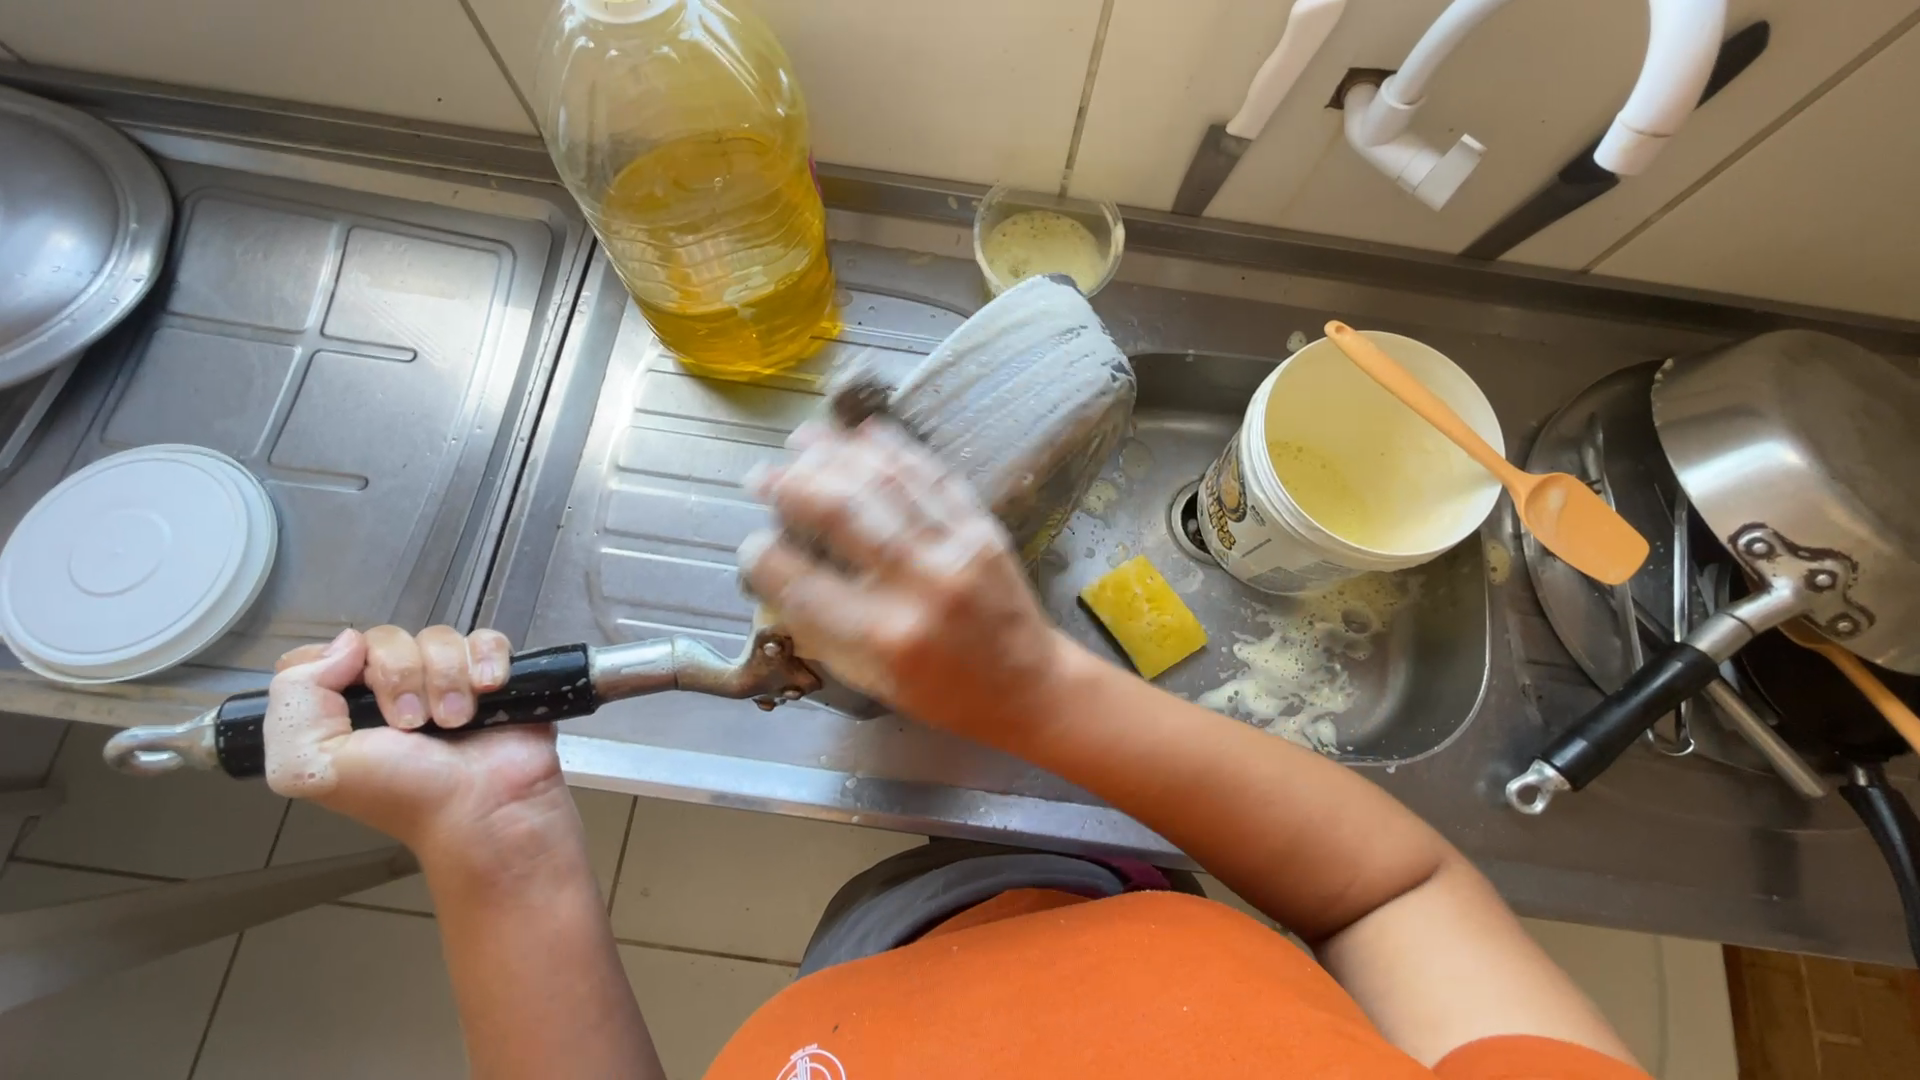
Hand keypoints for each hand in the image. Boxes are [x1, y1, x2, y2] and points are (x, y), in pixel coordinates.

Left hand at [263, 626, 576, 872]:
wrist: (483, 805)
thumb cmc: (400, 793)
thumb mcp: (310, 765)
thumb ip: (295, 699)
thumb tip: (348, 642)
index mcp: (343, 706)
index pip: (327, 650)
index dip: (341, 663)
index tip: (360, 699)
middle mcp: (393, 687)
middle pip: (386, 638)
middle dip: (403, 677)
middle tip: (414, 723)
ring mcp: (447, 679)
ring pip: (439, 637)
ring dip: (449, 679)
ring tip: (458, 720)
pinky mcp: (494, 674)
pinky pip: (488, 639)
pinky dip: (488, 659)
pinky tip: (489, 688)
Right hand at [738, 420, 1073, 746]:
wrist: (1028, 685)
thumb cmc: (944, 693)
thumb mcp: (873, 683)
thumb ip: (824, 632)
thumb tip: (780, 577)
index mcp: (884, 637)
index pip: (802, 584)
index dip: (763, 557)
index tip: (751, 544)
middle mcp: (918, 584)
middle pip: (841, 514)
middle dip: (792, 486)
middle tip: (762, 475)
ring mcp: (956, 549)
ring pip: (885, 482)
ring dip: (837, 453)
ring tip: (804, 440)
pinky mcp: (984, 528)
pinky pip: (932, 476)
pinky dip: (895, 449)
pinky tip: (864, 433)